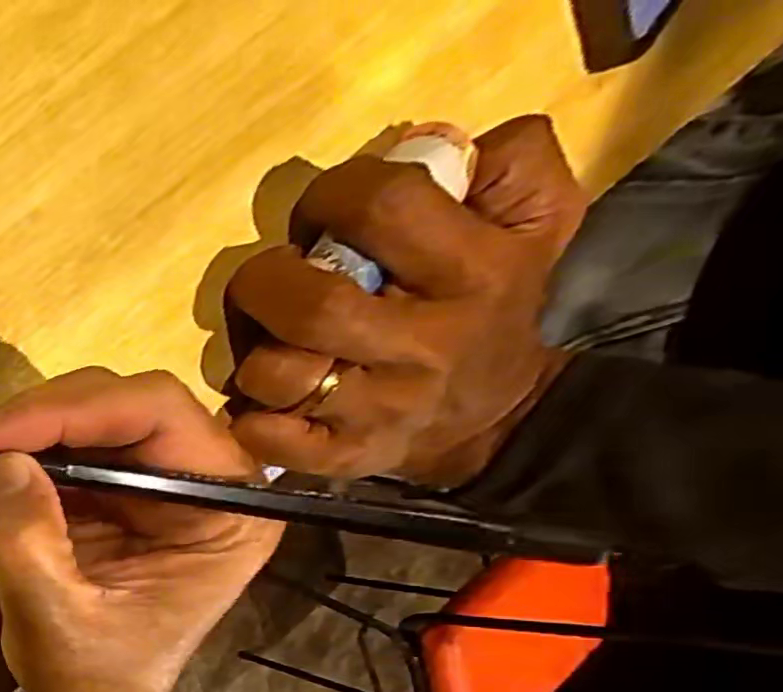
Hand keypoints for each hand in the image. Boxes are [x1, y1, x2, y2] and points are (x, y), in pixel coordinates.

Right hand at [0, 369, 282, 691]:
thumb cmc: (89, 676)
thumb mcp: (52, 614)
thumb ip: (28, 538)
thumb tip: (1, 460)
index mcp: (222, 509)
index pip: (156, 414)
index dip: (69, 411)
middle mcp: (202, 481)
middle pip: (120, 405)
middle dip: (38, 422)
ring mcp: (158, 484)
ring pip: (86, 421)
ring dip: (19, 442)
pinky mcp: (118, 492)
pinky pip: (65, 454)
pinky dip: (17, 465)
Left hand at [224, 115, 588, 487]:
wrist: (491, 418)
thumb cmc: (490, 309)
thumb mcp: (535, 226)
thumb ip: (508, 169)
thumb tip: (440, 142)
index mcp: (474, 273)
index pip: (383, 207)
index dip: (332, 194)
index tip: (318, 211)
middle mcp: (420, 347)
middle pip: (310, 304)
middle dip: (264, 280)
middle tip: (266, 278)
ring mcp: (373, 410)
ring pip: (275, 374)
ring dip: (251, 352)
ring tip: (267, 342)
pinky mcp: (336, 456)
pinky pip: (265, 436)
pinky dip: (247, 417)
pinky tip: (260, 400)